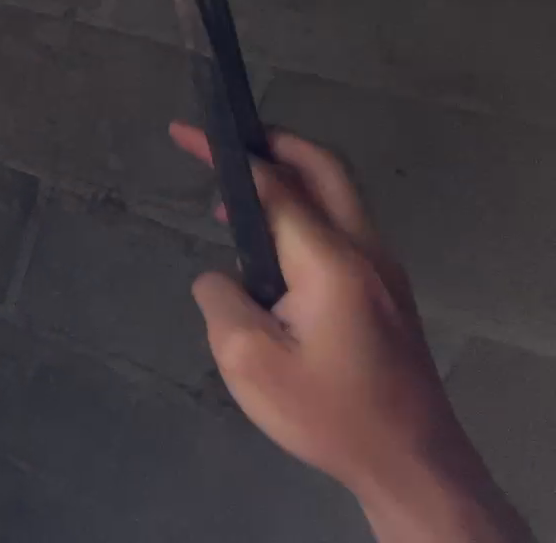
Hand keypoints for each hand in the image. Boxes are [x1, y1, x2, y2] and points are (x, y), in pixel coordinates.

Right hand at [173, 123, 530, 541]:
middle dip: (271, 140)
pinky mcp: (381, 295)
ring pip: (336, 196)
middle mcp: (364, 256)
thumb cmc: (326, 411)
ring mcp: (381, 275)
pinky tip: (260, 238)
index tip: (187, 132)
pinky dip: (297, 206)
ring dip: (284, 174)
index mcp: (330, 264)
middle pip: (325, 170)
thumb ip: (219, 295)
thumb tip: (225, 275)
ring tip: (227, 188)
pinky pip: (337, 226)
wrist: (413, 467)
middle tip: (221, 132)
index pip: (274, 186)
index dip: (226, 153)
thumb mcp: (244, 356)